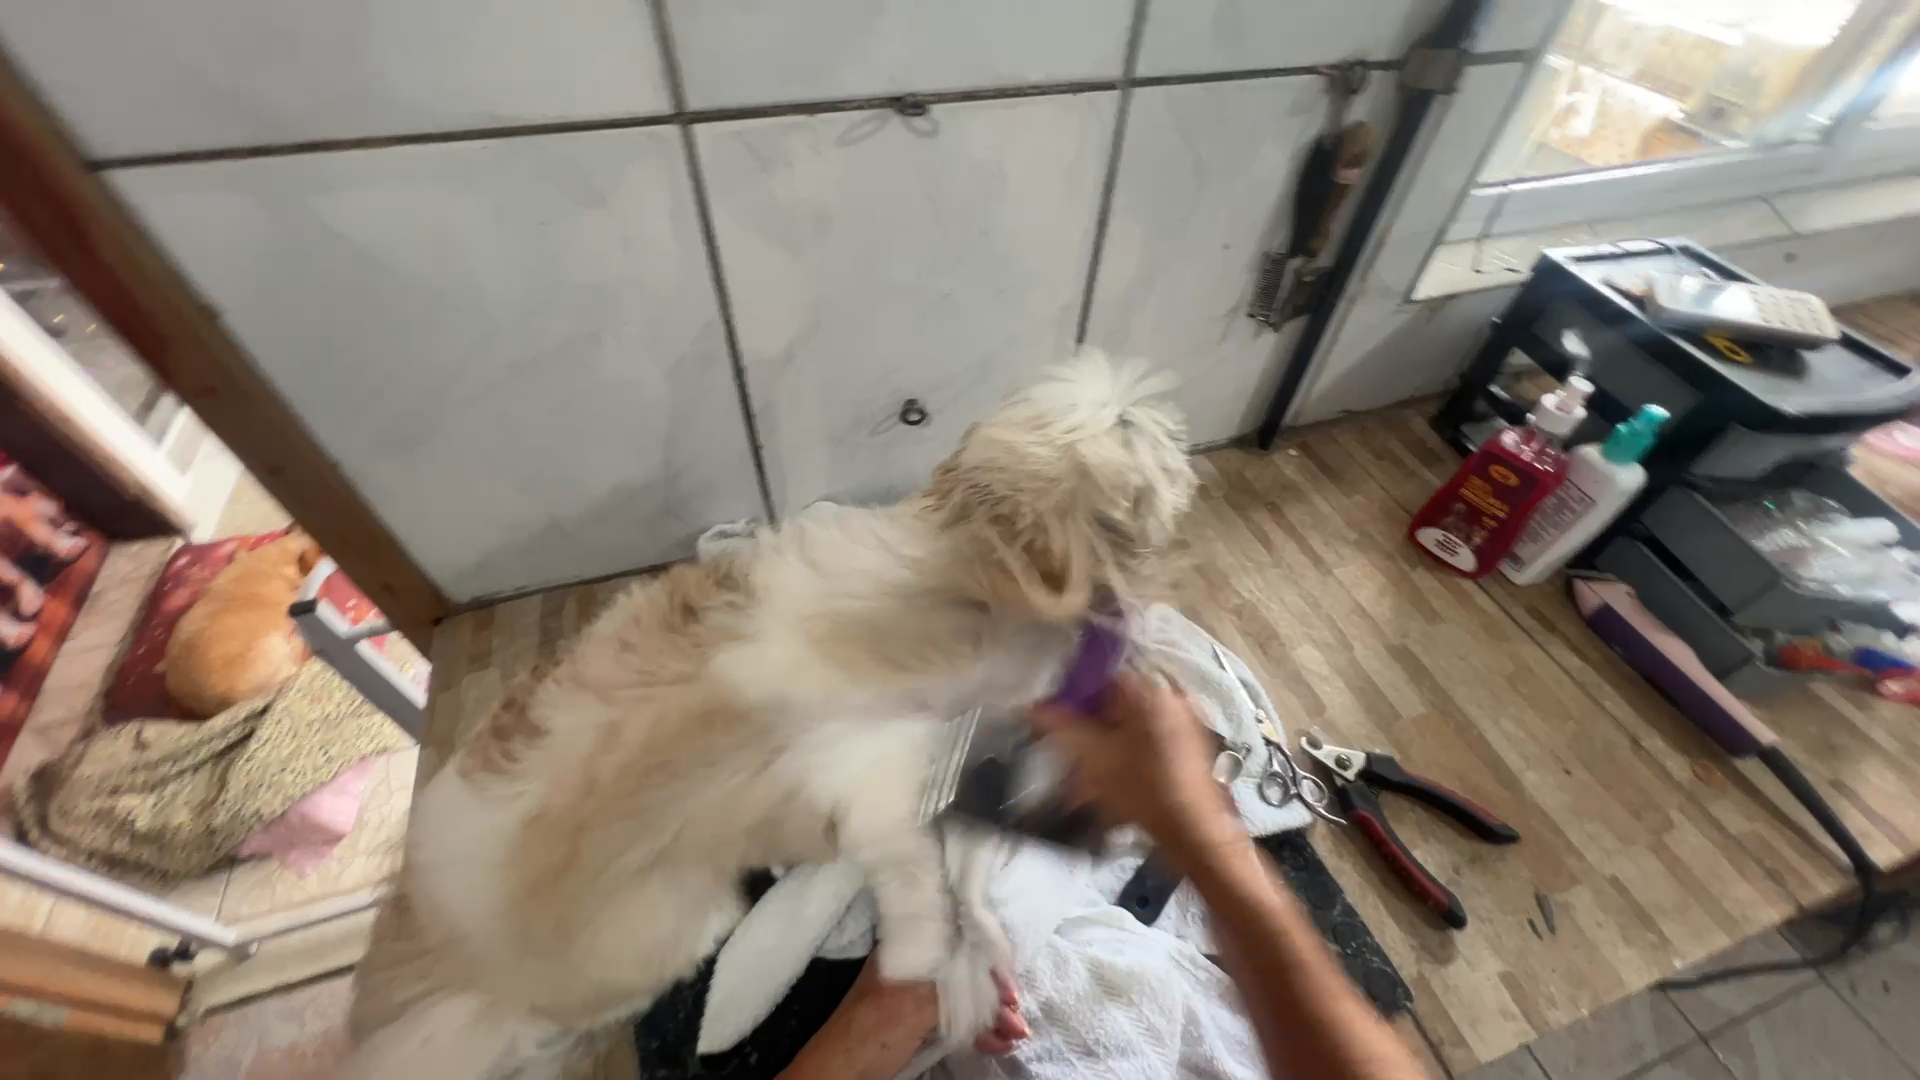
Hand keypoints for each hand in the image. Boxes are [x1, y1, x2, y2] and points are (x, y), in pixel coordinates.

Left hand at [783, 955, 1027, 1078]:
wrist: (837, 1076)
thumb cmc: (872, 1029)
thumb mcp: (915, 1002)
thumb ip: (954, 986)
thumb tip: (996, 979)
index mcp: (909, 944)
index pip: (958, 938)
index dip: (987, 957)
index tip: (1009, 982)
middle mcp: (915, 962)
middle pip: (964, 967)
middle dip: (994, 991)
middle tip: (1017, 1015)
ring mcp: (917, 993)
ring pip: (963, 995)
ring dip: (991, 1014)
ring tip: (1015, 1035)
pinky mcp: (918, 1021)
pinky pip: (956, 1018)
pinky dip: (977, 1029)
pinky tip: (998, 1042)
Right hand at [1033, 671, 1243, 859]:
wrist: (1196, 832)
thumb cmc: (1142, 789)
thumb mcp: (1093, 757)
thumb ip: (1060, 727)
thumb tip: (1032, 707)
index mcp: (1149, 691)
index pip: (1102, 677)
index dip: (1076, 696)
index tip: (1061, 720)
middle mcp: (1171, 697)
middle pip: (1119, 700)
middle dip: (1093, 722)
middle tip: (1076, 749)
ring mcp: (1187, 720)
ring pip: (1135, 721)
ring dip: (1111, 739)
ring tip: (1095, 770)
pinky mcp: (1194, 744)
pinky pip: (1153, 736)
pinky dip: (1133, 749)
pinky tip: (1121, 776)